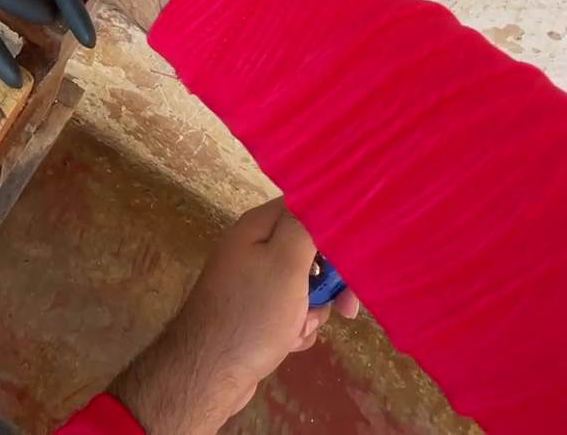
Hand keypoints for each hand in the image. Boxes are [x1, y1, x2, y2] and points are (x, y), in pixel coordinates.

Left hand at [110, 200, 358, 433]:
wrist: (211, 370)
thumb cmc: (252, 311)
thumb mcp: (285, 262)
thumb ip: (305, 227)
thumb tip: (321, 196)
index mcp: (258, 225)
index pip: (305, 209)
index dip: (333, 231)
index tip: (355, 259)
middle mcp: (253, 246)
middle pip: (308, 250)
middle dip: (327, 282)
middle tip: (345, 308)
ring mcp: (252, 279)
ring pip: (302, 285)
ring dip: (311, 310)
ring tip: (298, 327)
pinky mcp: (254, 310)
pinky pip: (289, 310)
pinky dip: (295, 327)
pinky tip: (287, 342)